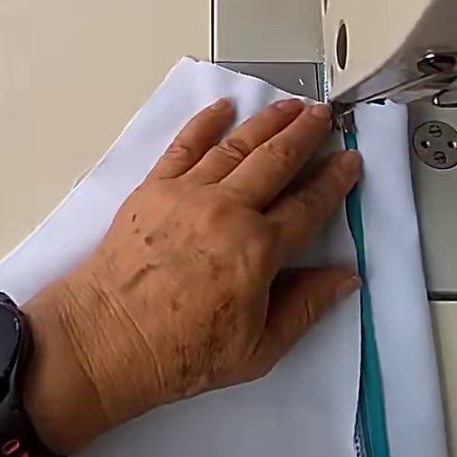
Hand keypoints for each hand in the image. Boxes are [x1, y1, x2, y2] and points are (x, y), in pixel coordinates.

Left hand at [22, 97, 362, 453]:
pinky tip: (221, 108)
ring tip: (287, 106)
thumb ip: (304, 307)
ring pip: (235, 146)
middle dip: (305, 134)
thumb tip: (343, 277)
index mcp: (258, 250)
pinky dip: (204, 123)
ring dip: (265, 122)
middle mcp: (225, 212)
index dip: (334, 181)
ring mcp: (186, 195)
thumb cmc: (178, 350)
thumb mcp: (258, 349)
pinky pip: (183, 146)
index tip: (349, 162)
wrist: (107, 336)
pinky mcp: (152, 189)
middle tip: (323, 116)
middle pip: (276, 161)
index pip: (309, 205)